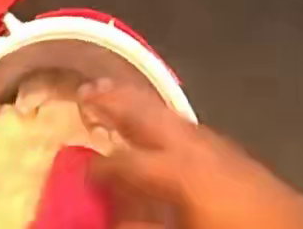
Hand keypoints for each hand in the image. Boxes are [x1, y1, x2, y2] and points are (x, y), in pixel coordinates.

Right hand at [81, 82, 302, 228]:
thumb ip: (148, 225)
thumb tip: (117, 217)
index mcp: (176, 170)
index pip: (126, 163)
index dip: (100, 168)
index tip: (79, 168)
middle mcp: (188, 145)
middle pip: (143, 115)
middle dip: (112, 102)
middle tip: (84, 91)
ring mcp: (208, 139)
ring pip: (161, 110)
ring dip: (134, 98)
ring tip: (110, 88)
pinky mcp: (223, 144)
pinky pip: (179, 117)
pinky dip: (157, 109)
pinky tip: (154, 115)